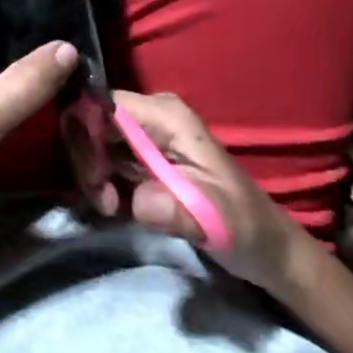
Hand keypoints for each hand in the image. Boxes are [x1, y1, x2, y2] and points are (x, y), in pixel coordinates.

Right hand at [64, 91, 313, 285]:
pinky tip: (114, 206)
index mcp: (167, 115)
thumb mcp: (215, 219)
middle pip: (92, 120)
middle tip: (106, 203)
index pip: (103, 105)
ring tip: (113, 209)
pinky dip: (101, 182)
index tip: (97, 181)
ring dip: (93, 176)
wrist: (265, 247)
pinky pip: (104, 156)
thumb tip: (137, 201)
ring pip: (94, 139)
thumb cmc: (244, 227)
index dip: (87, 136)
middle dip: (88, 161)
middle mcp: (152, 115)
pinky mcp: (142, 154)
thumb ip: (176, 209)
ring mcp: (146, 134)